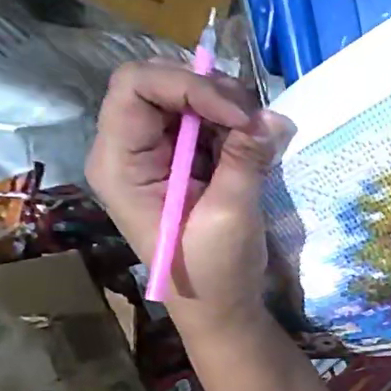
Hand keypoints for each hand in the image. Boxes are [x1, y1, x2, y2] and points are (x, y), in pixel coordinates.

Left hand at [84, 62, 294, 320]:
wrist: (221, 308)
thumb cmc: (213, 273)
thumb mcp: (229, 215)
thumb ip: (244, 159)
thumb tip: (271, 117)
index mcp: (119, 163)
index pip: (135, 86)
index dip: (187, 84)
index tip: (239, 115)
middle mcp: (128, 148)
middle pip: (158, 82)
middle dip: (209, 90)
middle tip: (252, 118)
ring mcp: (155, 150)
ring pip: (184, 94)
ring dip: (226, 103)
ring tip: (257, 132)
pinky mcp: (181, 157)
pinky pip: (203, 117)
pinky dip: (232, 119)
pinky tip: (252, 141)